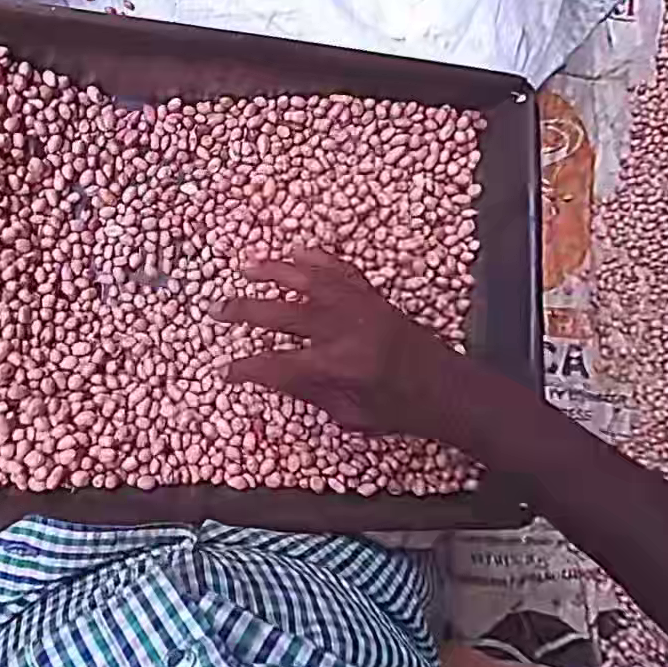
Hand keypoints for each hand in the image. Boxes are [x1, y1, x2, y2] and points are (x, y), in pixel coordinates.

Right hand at [214, 248, 499, 444]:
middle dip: (245, 311)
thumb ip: (308, 390)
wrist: (450, 389)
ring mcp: (361, 308)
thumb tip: (270, 373)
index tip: (225, 370)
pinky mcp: (373, 298)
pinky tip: (296, 252)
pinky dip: (316, 259)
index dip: (247, 368)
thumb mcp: (350, 415)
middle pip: (284, 314)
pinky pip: (340, 271)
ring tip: (247, 266)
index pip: (279, 365)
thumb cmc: (400, 410)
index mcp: (340, 367)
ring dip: (274, 271)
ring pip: (310, 281)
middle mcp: (347, 331)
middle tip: (217, 308)